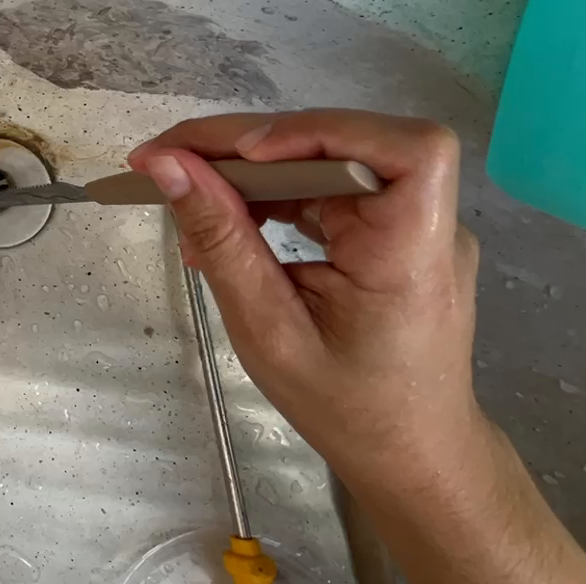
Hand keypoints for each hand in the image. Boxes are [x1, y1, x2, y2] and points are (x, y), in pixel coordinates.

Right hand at [129, 109, 480, 487]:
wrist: (409, 453)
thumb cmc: (345, 405)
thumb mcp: (264, 327)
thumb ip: (218, 239)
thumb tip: (164, 164)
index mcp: (412, 253)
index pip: (406, 150)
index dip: (323, 131)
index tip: (245, 154)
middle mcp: (423, 222)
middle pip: (339, 141)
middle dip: (241, 143)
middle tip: (162, 160)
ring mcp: (404, 221)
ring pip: (318, 154)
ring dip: (241, 162)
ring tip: (180, 187)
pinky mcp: (381, 226)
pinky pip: (315, 181)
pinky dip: (259, 187)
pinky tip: (221, 213)